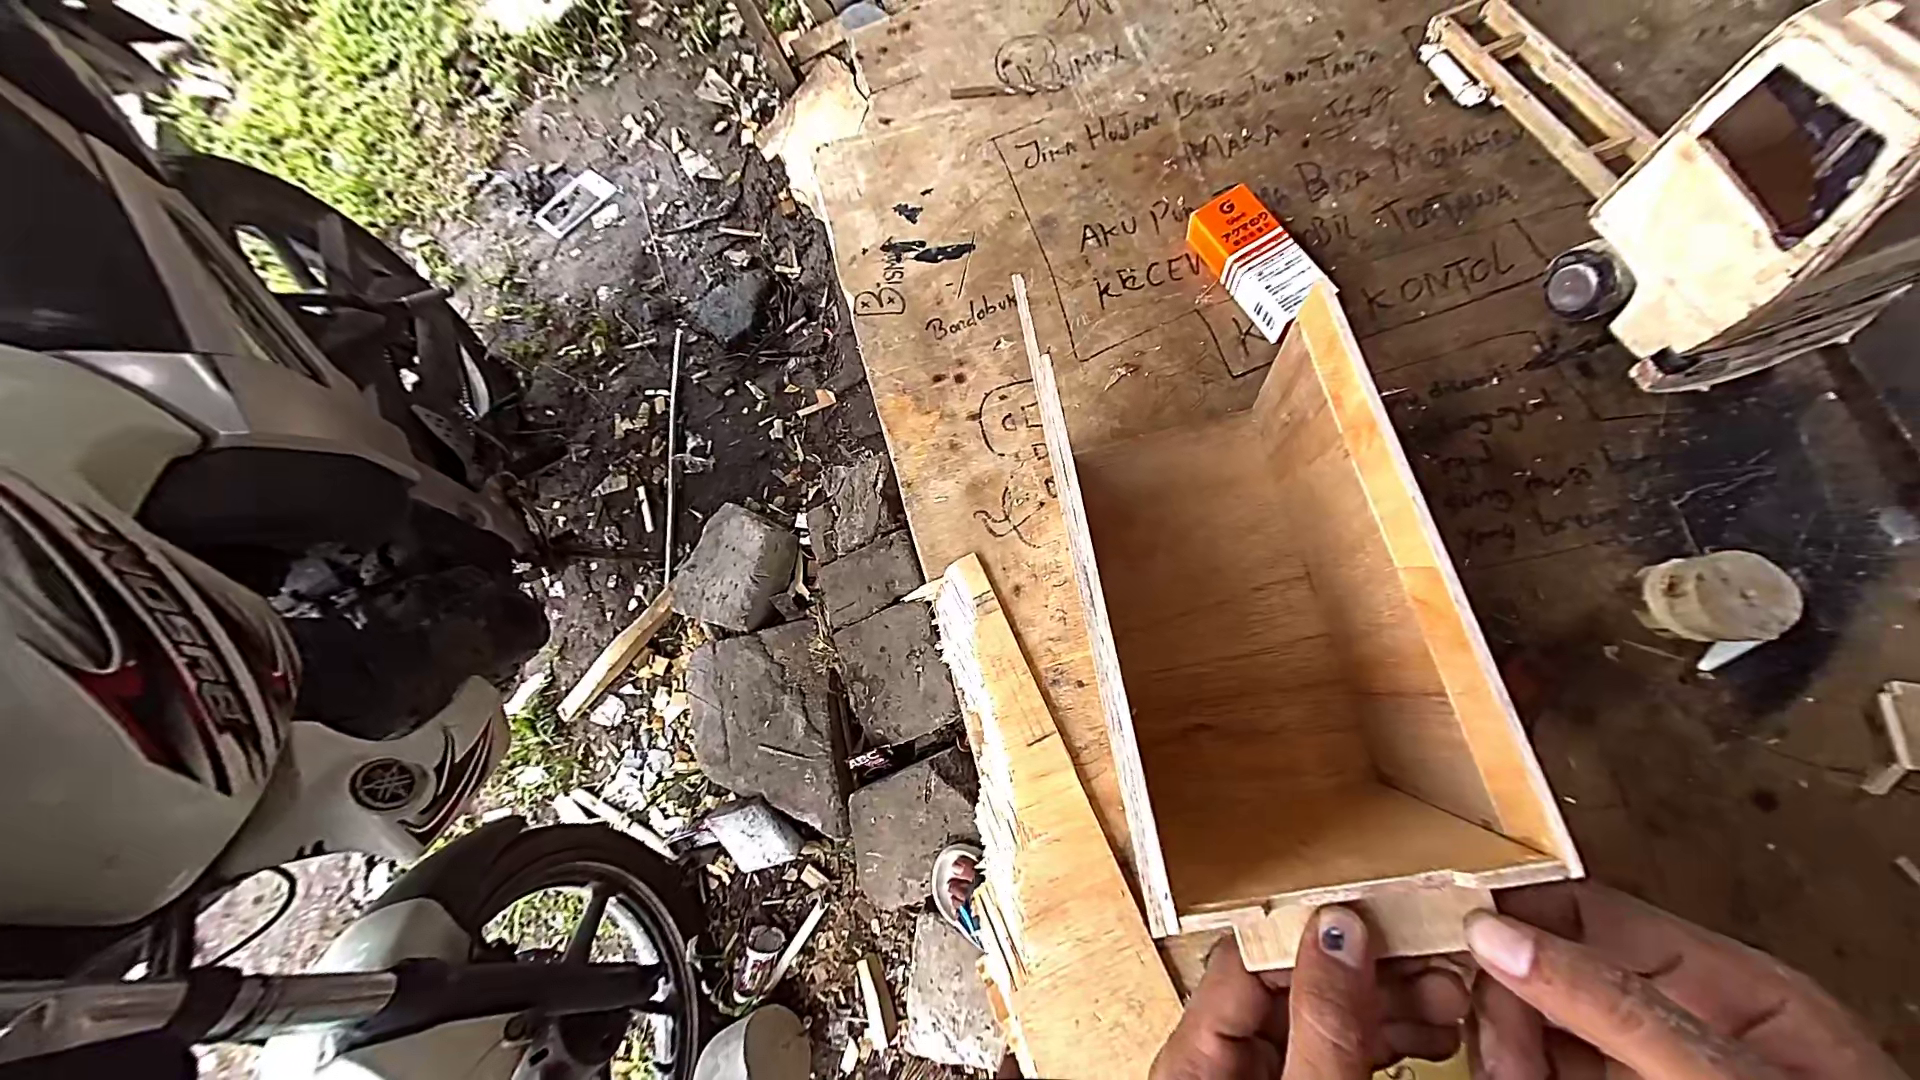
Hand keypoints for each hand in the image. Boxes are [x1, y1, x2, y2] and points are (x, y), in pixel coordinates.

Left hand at [1152, 906, 1471, 1079]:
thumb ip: (1322, 1024)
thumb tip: (1336, 927)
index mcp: (1198, 1056)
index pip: (1245, 963)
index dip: (1307, 935)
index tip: (1375, 920)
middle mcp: (1225, 1061)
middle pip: (1288, 987)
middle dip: (1362, 970)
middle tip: (1433, 960)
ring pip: (1322, 1021)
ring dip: (1385, 1002)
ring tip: (1449, 996)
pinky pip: (1339, 1057)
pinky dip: (1387, 1041)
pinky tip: (1435, 1033)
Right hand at [1465, 882, 1904, 1079]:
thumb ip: (1616, 1002)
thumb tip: (1490, 930)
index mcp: (1721, 980)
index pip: (1574, 904)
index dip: (1506, 913)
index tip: (1458, 946)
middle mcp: (1673, 1005)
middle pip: (1537, 956)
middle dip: (1502, 998)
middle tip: (1502, 1059)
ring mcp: (1642, 1053)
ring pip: (1524, 1005)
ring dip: (1498, 1036)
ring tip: (1506, 1075)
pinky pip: (1535, 1053)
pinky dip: (1510, 1061)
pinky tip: (1510, 1076)